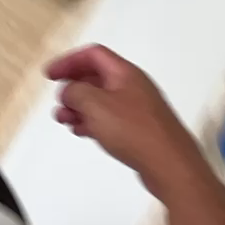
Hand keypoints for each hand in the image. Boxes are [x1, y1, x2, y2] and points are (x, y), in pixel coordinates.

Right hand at [45, 44, 211, 200]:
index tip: (50, 76)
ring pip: (101, 100)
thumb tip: (69, 91)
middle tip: (58, 102)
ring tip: (64, 121)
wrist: (173, 169)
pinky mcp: (142, 130)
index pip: (92, 55)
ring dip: (79, 107)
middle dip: (72, 87)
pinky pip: (110, 118)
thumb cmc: (132, 130)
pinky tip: (82, 132)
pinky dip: (93, 121)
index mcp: (125, 74)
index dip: (68, 61)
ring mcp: (139, 109)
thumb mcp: (95, 104)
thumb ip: (75, 91)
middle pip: (96, 77)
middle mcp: (134, 87)